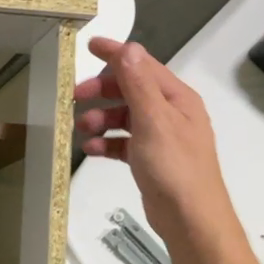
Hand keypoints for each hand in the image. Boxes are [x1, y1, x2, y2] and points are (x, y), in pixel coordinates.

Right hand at [74, 38, 240, 245]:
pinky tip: (91, 150)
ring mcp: (161, 137)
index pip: (143, 66)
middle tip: (74, 96)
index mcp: (176, 99)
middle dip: (102, 92)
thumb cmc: (173, 167)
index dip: (116, 54)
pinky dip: (106, 143)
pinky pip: (123, 143)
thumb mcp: (153, 121)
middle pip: (130, 91)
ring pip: (124, 117)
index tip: (89, 46)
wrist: (190, 218)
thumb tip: (128, 48)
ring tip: (82, 129)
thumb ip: (139, 85)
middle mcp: (170, 113)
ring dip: (101, 119)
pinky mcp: (150, 159)